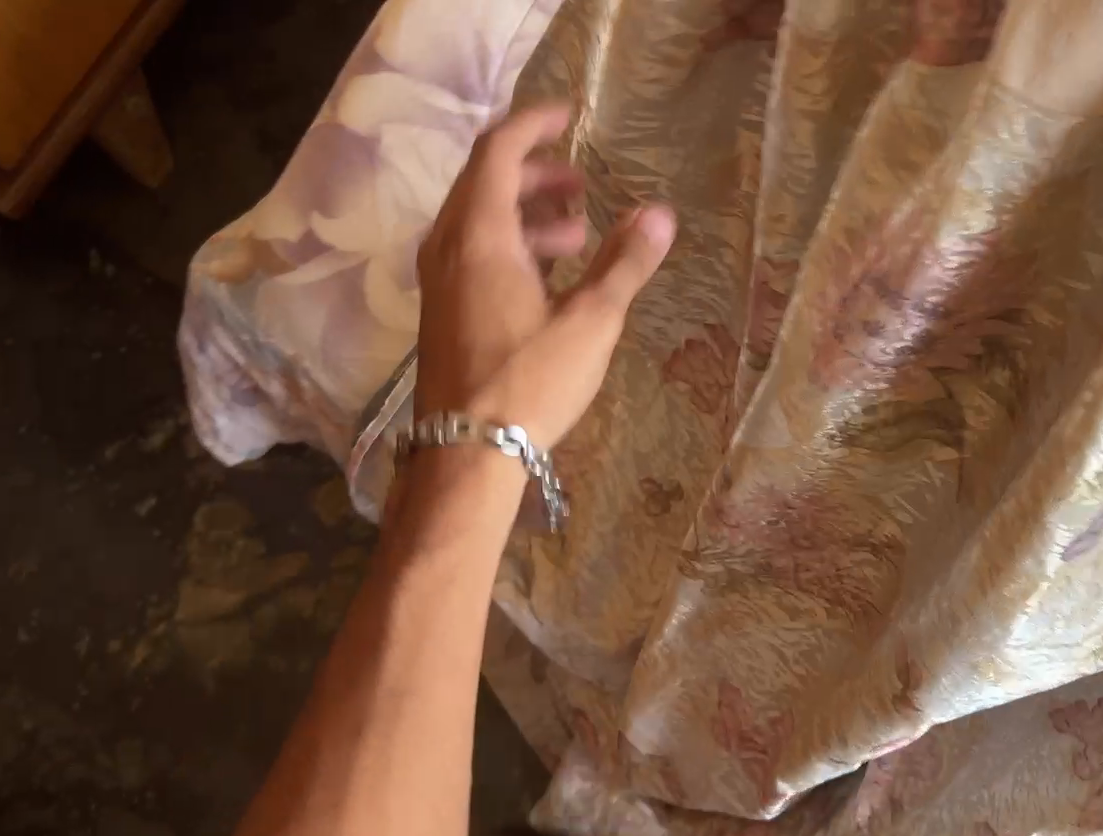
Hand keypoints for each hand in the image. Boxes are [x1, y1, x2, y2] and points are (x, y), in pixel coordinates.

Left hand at [414, 103, 676, 450]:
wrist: (470, 449)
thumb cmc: (533, 380)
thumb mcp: (591, 322)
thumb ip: (625, 264)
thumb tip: (662, 214)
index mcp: (481, 236)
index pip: (499, 152)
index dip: (533, 126)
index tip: (568, 118)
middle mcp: (450, 247)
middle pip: (486, 184)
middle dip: (536, 175)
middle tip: (582, 185)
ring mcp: (440, 282)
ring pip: (479, 223)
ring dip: (527, 216)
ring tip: (577, 235)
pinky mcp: (443, 312)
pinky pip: (473, 256)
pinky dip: (511, 248)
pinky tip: (547, 281)